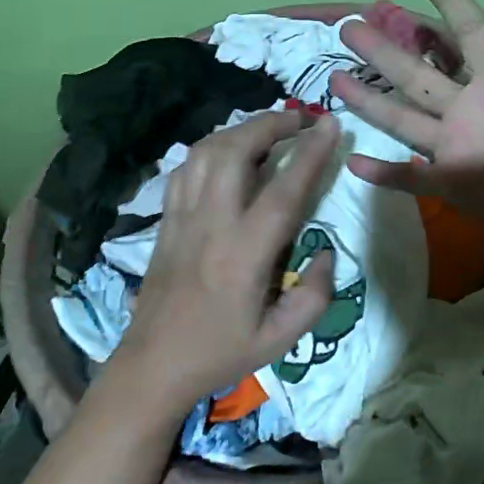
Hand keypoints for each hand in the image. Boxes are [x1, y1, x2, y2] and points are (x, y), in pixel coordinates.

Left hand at [111, 112, 341, 415]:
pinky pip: (185, 169)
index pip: (283, 190)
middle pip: (235, 152)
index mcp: (243, 255)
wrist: (153, 363)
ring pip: (205, 152)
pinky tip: (227, 156)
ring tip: (267, 131)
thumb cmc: (220, 353)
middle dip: (270, 124)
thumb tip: (326, 251)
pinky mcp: (165, 220)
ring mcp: (182, 217)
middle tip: (299, 120)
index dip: (310, 153)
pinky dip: (210, 150)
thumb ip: (315, 296)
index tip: (329, 124)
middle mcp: (211, 224)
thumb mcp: (280, 340)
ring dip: (239, 130)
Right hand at [332, 0, 483, 282]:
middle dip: (385, 50)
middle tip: (351, 24)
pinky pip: (411, 177)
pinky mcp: (454, 184)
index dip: (452, 2)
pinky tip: (355, 160)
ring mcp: (457, 147)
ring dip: (370, 100)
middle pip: (418, 73)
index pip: (471, 34)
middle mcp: (470, 109)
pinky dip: (384, 172)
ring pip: (403, 117)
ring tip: (334, 78)